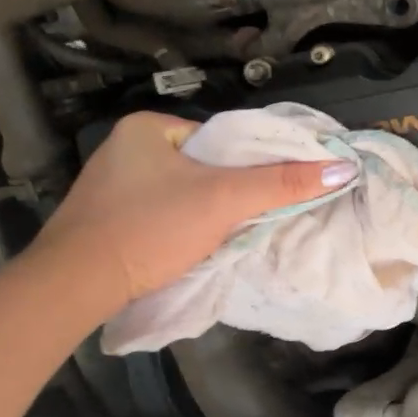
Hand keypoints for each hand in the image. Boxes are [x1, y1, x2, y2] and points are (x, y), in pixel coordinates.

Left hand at [22, 112, 355, 310]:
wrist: (73, 288)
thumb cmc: (149, 229)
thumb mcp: (226, 200)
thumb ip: (285, 183)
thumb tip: (344, 169)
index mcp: (146, 128)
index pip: (225, 137)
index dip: (258, 160)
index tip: (282, 182)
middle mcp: (126, 149)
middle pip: (210, 164)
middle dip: (237, 186)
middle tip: (266, 206)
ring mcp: (114, 186)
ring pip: (190, 190)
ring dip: (216, 207)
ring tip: (240, 224)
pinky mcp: (109, 219)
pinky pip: (168, 210)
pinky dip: (190, 223)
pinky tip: (203, 239)